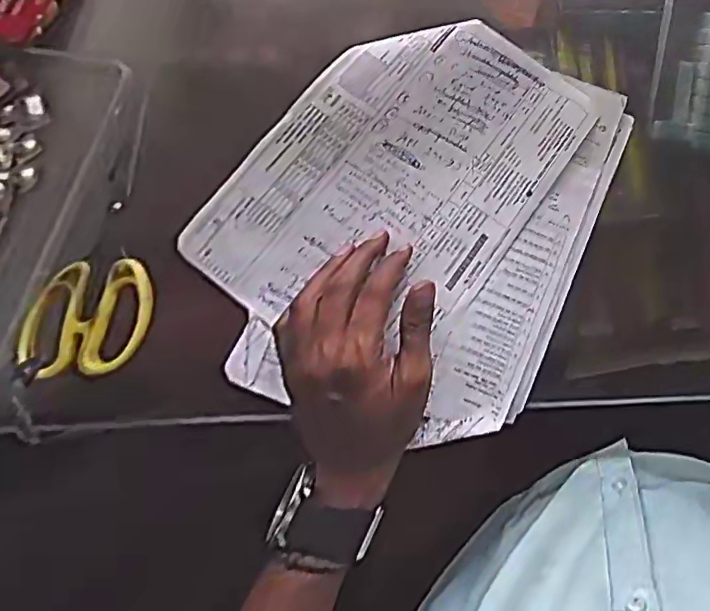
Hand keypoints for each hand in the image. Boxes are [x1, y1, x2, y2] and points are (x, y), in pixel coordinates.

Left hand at [274, 232, 434, 508]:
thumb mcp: (416, 379)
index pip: (371, 294)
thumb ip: (416, 329)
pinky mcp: (290, 369)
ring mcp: (301, 360)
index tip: (402, 252)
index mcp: (356, 356)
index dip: (388, 268)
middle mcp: (323, 354)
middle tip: (378, 240)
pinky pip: (289, 323)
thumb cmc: (387, 428)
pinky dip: (304, 298)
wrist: (350, 469)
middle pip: (338, 289)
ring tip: (349, 252)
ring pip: (309, 300)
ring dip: (329, 271)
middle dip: (360, 258)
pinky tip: (318, 286)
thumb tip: (421, 289)